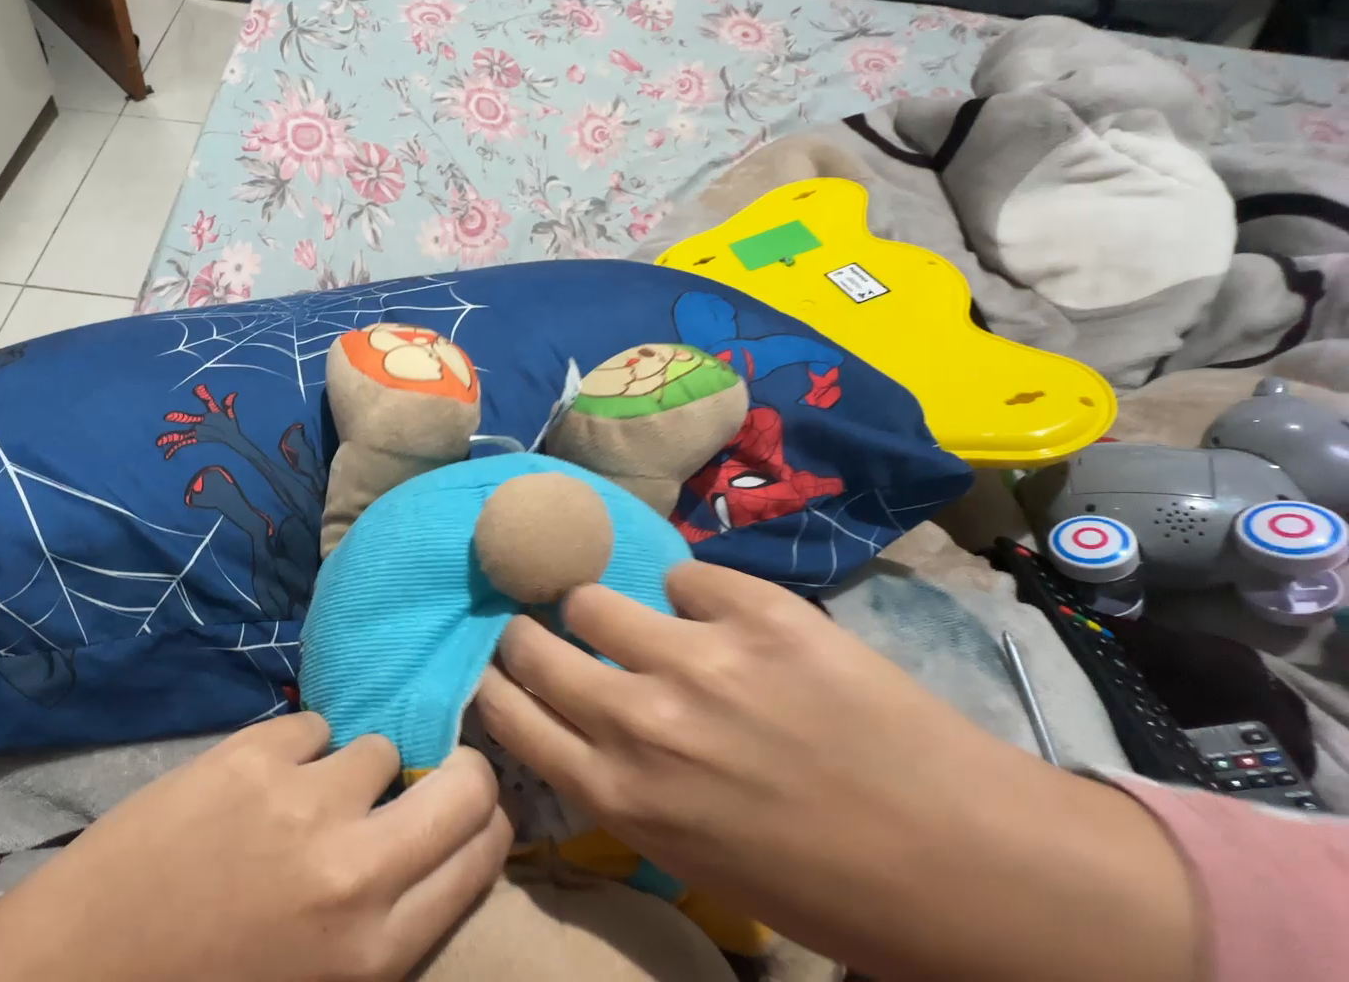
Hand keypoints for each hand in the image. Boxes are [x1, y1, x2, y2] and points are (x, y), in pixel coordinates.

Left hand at [0, 713, 510, 981]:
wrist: (80, 970)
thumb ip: (391, 921)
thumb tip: (437, 845)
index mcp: (377, 947)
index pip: (484, 854)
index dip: (487, 823)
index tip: (469, 813)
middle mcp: (354, 868)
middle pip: (466, 784)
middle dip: (460, 774)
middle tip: (424, 782)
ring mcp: (301, 801)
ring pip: (379, 747)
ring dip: (357, 769)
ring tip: (310, 796)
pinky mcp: (248, 756)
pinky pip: (315, 726)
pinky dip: (299, 750)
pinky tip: (260, 780)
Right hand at [476, 562, 1195, 981]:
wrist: (966, 864)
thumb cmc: (821, 886)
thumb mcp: (690, 854)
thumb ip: (621, 782)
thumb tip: (581, 714)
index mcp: (618, 793)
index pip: (507, 711)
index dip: (495, 679)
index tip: (500, 663)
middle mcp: (639, 721)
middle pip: (532, 643)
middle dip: (529, 633)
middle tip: (547, 627)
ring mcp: (700, 660)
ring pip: (595, 597)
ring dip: (607, 609)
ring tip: (641, 620)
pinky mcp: (764, 615)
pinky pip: (687, 575)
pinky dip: (694, 595)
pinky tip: (723, 618)